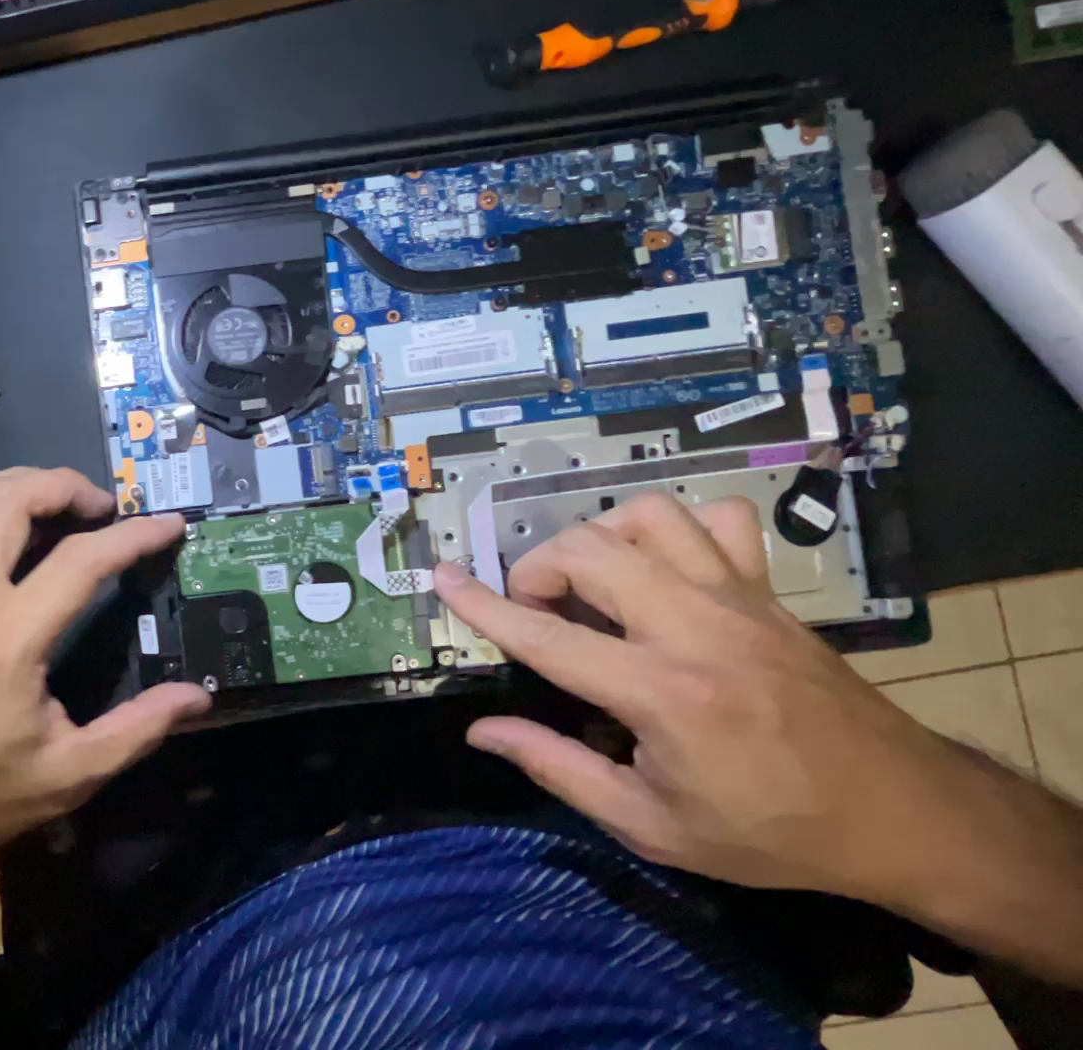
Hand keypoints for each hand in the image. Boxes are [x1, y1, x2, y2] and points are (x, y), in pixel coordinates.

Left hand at [0, 467, 210, 905]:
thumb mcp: (73, 774)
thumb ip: (139, 728)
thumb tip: (198, 697)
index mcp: (4, 644)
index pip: (76, 561)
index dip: (132, 536)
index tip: (169, 525)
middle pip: (6, 501)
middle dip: (63, 486)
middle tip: (106, 508)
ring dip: (19, 485)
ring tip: (64, 508)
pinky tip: (21, 536)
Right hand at [432, 493, 973, 900]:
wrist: (908, 819)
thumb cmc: (768, 831)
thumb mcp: (649, 823)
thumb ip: (556, 768)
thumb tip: (482, 732)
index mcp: (662, 693)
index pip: (545, 635)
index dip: (481, 605)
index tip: (442, 578)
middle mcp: (696, 628)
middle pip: (589, 551)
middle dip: (537, 569)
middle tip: (537, 611)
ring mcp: (740, 600)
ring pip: (650, 517)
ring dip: (600, 538)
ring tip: (592, 582)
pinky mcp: (770, 593)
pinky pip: (720, 522)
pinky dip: (678, 530)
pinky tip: (664, 568)